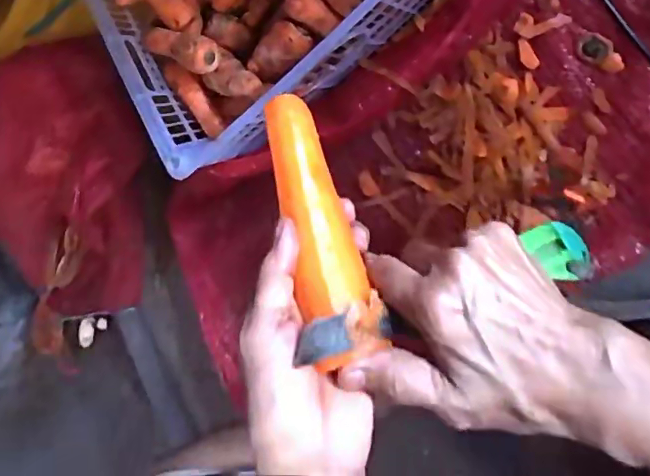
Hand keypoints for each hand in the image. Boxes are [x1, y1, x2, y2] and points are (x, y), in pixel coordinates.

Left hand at [241, 208, 374, 475]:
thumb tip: (286, 223)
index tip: (323, 200)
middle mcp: (311, 310)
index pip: (295, 255)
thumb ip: (275, 277)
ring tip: (366, 236)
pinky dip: (380, 288)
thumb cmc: (277, 388)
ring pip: (353, 280)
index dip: (308, 226)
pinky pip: (375, 311)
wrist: (312, 455)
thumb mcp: (264, 328)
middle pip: (327, 263)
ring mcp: (341, 328)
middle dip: (339, 236)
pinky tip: (385, 270)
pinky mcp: (368, 347)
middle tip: (352, 214)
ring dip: (360, 256)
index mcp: (282, 304)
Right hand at [341, 223, 619, 440]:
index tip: (386, 298)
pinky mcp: (499, 232)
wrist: (580, 367)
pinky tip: (494, 284)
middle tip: (439, 309)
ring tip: (474, 300)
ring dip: (447, 268)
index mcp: (432, 301)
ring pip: (440, 247)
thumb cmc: (512, 390)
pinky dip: (474, 258)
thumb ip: (396, 378)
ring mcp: (477, 242)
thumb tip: (346, 369)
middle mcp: (449, 261)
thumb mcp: (452, 401)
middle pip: (410, 255)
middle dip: (416, 278)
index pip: (381, 270)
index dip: (380, 283)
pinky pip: (468, 239)